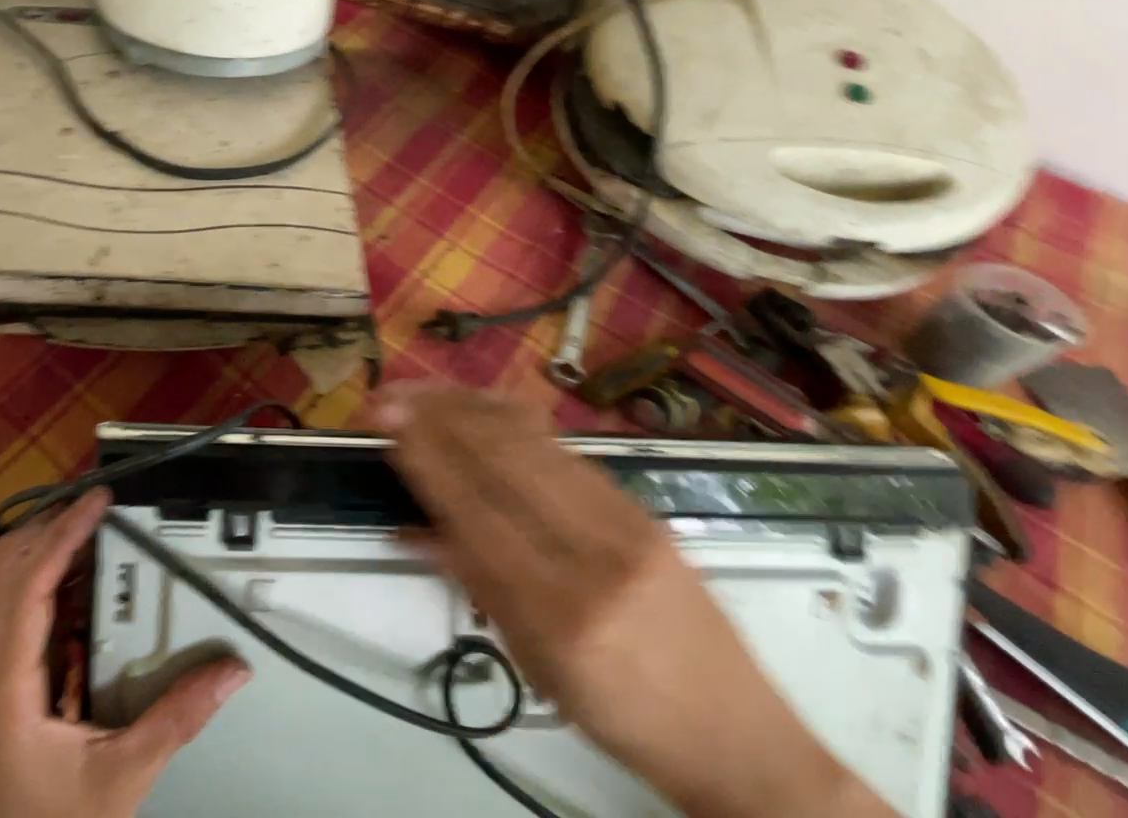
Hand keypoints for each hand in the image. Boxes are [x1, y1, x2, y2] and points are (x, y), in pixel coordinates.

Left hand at [0, 488, 251, 817]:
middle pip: (6, 569)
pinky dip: (49, 579)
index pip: (30, 583)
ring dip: (47, 547)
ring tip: (97, 530)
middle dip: (50, 527)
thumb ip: (177, 720)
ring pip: (5, 583)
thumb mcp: (123, 774)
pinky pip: (18, 608)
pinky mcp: (2, 678)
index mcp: (8, 682)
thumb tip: (231, 672)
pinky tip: (89, 582)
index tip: (98, 501)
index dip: (64, 534)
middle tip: (99, 505)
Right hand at [374, 383, 895, 817]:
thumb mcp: (537, 668)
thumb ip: (479, 587)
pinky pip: (569, 454)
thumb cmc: (624, 719)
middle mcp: (598, 555)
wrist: (739, 736)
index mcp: (561, 611)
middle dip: (441, 419)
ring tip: (427, 391)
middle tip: (392, 396)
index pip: (477, 515)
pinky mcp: (648, 512)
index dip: (427, 462)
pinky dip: (517, 423)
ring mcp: (631, 524)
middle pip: (506, 463)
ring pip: (539, 446)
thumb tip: (416, 530)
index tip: (387, 428)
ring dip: (474, 408)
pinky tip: (485, 408)